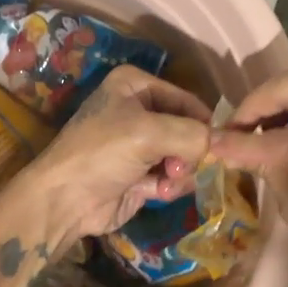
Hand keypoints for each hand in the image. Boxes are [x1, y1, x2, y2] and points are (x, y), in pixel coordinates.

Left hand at [7, 66, 212, 245]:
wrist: (64, 200)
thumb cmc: (102, 153)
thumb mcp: (148, 133)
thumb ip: (193, 134)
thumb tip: (222, 145)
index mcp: (135, 85)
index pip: (187, 100)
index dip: (204, 123)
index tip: (216, 147)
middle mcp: (138, 109)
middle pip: (187, 129)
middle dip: (189, 152)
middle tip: (179, 167)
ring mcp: (138, 144)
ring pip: (183, 156)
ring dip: (180, 171)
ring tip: (167, 180)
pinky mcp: (139, 174)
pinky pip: (171, 176)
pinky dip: (169, 185)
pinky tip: (157, 192)